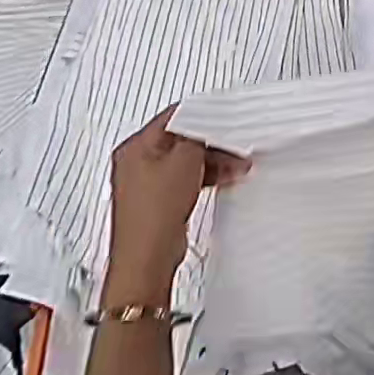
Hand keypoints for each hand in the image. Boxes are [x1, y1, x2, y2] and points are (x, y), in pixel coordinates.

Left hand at [104, 106, 250, 308]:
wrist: (148, 258)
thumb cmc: (154, 213)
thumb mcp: (185, 160)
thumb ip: (197, 137)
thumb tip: (205, 126)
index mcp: (135, 146)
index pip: (173, 117)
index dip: (202, 116)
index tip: (224, 118)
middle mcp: (138, 162)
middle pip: (181, 140)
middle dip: (212, 142)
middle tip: (235, 144)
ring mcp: (148, 182)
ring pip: (186, 160)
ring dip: (213, 160)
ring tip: (238, 163)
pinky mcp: (160, 200)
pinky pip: (187, 178)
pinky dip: (206, 176)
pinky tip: (225, 177)